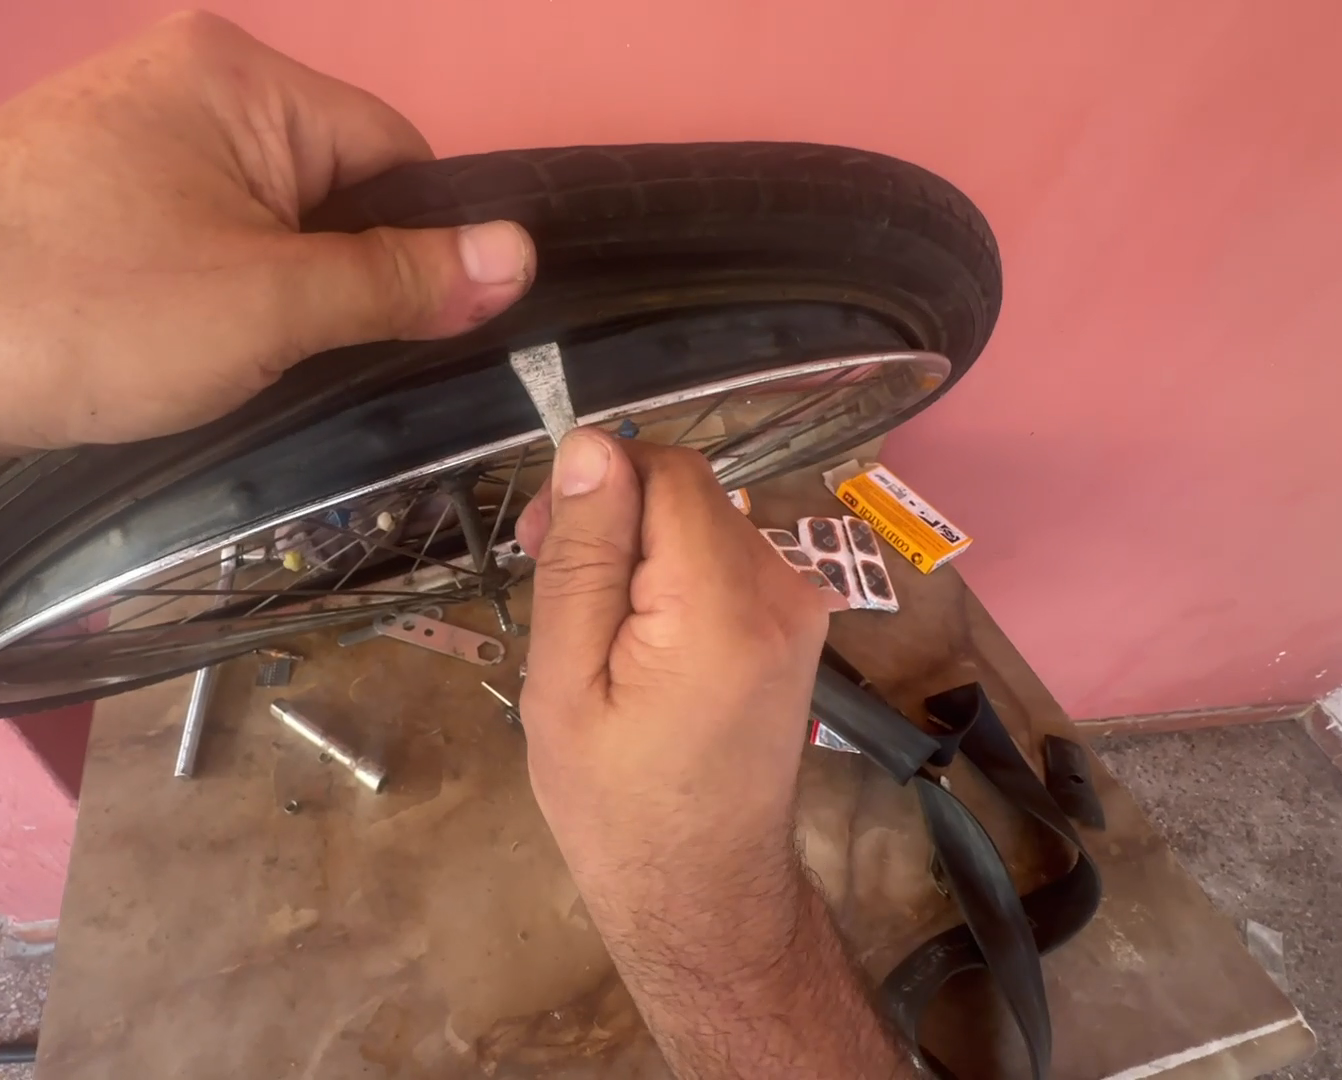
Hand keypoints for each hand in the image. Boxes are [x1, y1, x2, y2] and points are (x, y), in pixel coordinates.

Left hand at [0, 11, 533, 464]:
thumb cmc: (93, 311)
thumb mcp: (272, 303)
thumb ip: (399, 278)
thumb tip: (521, 253)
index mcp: (247, 82)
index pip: (397, 153)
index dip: (427, 241)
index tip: (420, 322)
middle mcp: (198, 86)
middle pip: (341, 188)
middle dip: (354, 273)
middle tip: (327, 351)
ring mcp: (147, 138)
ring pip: (283, 222)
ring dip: (298, 290)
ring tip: (265, 354)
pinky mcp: (111, 193)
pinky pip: (223, 236)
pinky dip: (243, 291)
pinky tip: (214, 340)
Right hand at [515, 428, 835, 967]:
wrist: (702, 892)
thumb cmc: (614, 801)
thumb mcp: (565, 680)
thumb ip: (582, 557)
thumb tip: (589, 446)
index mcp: (722, 604)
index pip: (668, 472)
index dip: (597, 483)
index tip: (541, 536)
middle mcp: (782, 588)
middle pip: (687, 491)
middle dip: (613, 515)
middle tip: (554, 581)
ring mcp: (800, 605)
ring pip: (701, 520)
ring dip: (638, 545)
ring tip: (593, 619)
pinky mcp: (796, 623)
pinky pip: (722, 557)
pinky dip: (671, 572)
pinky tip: (638, 630)